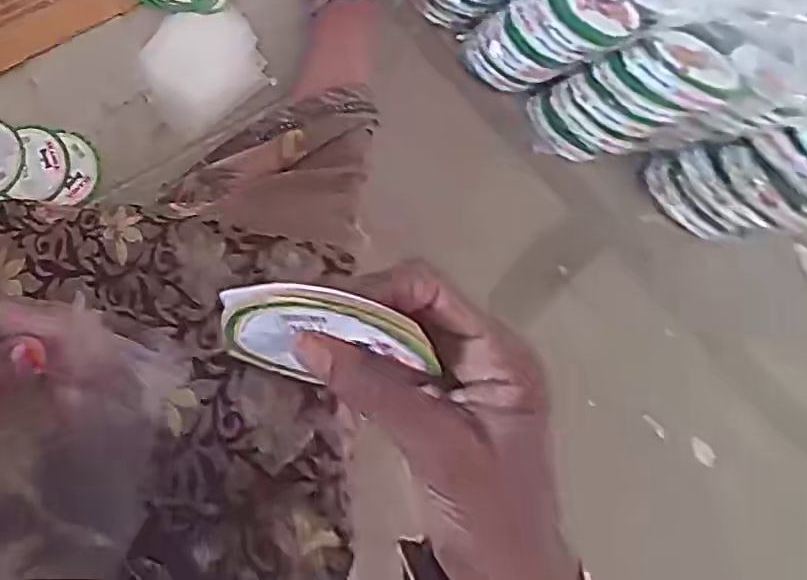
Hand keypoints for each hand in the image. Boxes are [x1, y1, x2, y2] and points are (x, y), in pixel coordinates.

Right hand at [295, 262, 578, 579]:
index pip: (431, 289)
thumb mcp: (434, 447)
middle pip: (408, 302)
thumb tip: (308, 340)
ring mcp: (454, 369)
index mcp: (498, 352)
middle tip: (311, 322)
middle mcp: (476, 348)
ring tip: (313, 339)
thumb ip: (373, 389)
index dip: (380, 290)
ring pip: (392, 327)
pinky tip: (331, 367)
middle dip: (359, 310)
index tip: (332, 310)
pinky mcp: (430, 390)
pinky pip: (386, 356)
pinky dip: (357, 358)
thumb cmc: (491, 516)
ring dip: (353, 333)